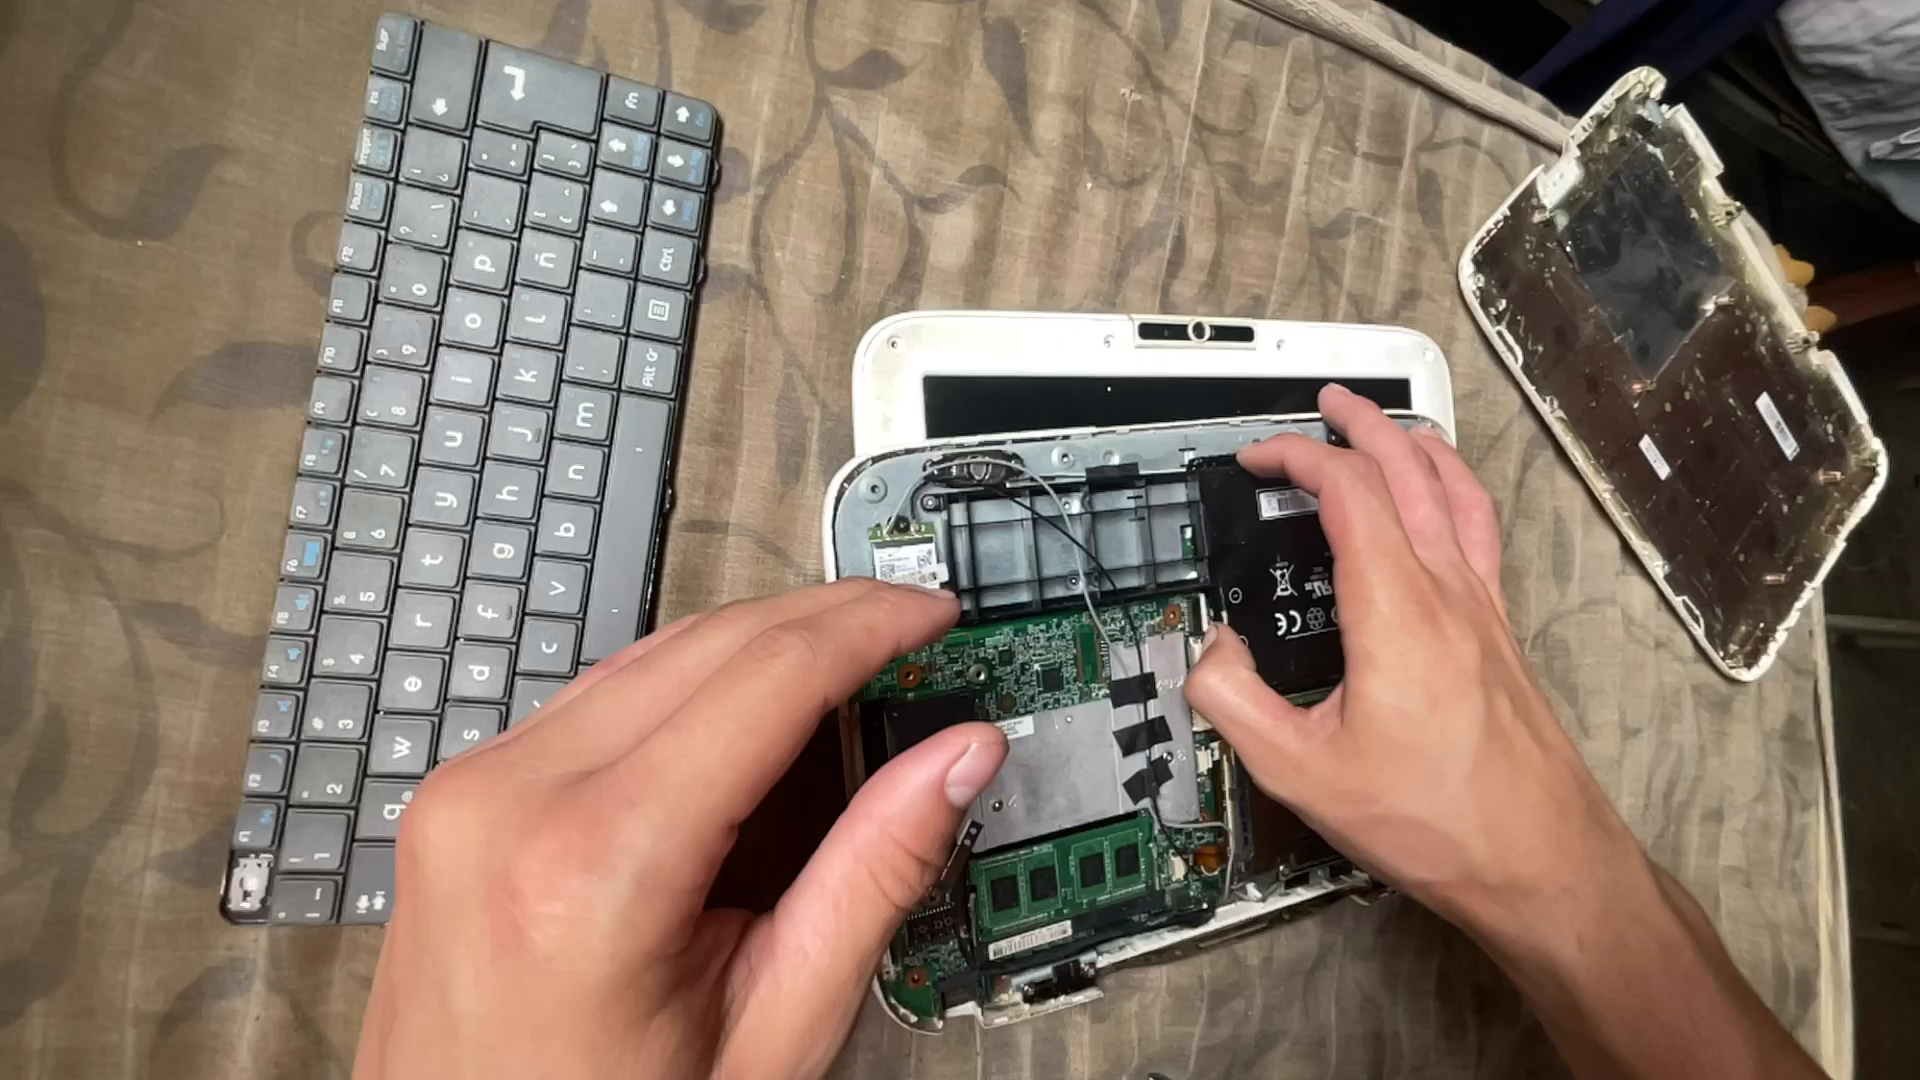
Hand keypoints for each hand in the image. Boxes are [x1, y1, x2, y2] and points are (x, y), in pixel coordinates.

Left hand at [353, 580, 1007, 1079]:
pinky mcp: (480, 785)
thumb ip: (878, 871)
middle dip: (832, 617)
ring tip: (850, 650)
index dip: (870, 628)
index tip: (928, 615)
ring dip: (773, 635)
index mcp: (592, 865)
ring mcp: (482, 783)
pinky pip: (619, 684)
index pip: (771, 680)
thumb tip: (958, 758)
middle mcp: (514, 798)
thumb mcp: (779, 1026)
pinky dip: (707, 669)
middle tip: (906, 623)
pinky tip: (760, 684)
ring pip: (668, 647)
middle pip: (720, 643)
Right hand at [1185, 387, 1824, 1077]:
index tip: (1257, 459)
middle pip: (1409, 471)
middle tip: (1326, 403)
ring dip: (1414, 444)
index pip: (1349, 492)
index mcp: (1395, 612)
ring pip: (1456, 490)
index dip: (1296, 459)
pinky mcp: (1497, 630)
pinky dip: (1454, 488)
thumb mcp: (1297, 770)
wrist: (1544, 868)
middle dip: (1361, 424)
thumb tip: (1208, 649)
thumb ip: (1232, 699)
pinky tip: (1440, 497)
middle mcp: (1447, 593)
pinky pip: (1481, 529)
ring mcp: (1481, 607)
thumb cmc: (1433, 821)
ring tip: (1382, 425)